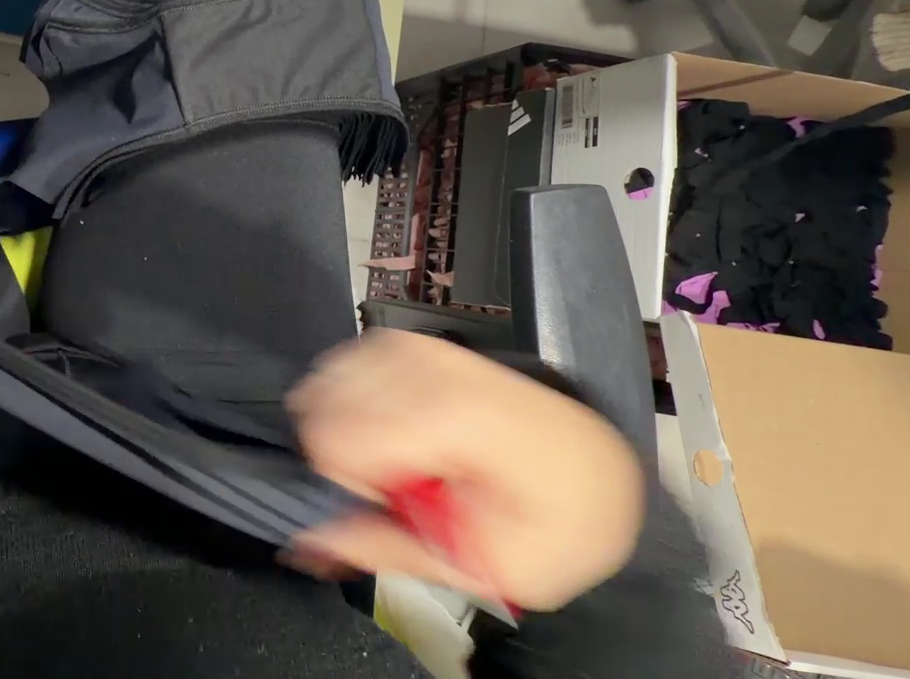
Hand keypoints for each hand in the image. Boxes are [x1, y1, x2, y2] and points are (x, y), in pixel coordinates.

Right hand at [286, 331, 643, 611]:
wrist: (592, 465)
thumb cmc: (559, 517)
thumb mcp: (503, 568)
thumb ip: (402, 551)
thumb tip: (317, 536)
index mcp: (456, 415)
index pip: (337, 436)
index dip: (343, 483)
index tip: (381, 505)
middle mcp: (427, 364)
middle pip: (322, 405)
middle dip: (341, 456)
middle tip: (391, 488)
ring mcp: (412, 345)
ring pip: (324, 381)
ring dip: (339, 426)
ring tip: (390, 460)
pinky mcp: (403, 341)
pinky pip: (340, 366)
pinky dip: (346, 401)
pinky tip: (382, 429)